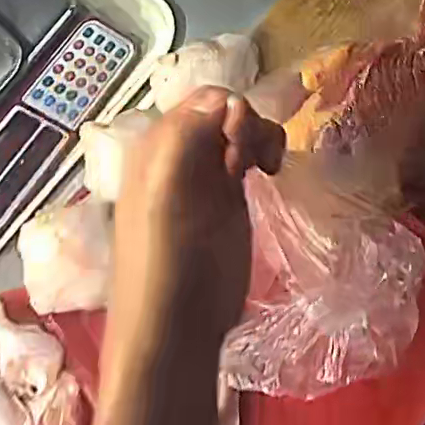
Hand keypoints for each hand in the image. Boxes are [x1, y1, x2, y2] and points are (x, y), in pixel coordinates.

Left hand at [102, 88, 282, 424]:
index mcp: (157, 147)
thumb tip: (226, 98)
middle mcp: (180, 152)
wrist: (179, 326)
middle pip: (230, 108)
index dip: (231, 114)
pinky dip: (267, 149)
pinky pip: (253, 146)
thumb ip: (187, 141)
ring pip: (245, 124)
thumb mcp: (167, 197)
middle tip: (246, 165)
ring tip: (260, 169)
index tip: (237, 150)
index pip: (206, 99)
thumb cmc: (168, 262)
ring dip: (262, 137)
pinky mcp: (229, 187)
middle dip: (249, 126)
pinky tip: (267, 171)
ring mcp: (206, 169)